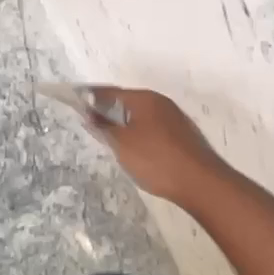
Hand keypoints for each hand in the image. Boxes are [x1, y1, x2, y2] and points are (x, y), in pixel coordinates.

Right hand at [77, 86, 227, 204]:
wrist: (200, 183)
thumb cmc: (155, 159)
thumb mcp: (121, 144)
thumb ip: (102, 126)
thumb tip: (88, 113)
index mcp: (144, 99)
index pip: (110, 91)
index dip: (90, 96)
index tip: (73, 101)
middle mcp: (161, 103)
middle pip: (127, 102)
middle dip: (107, 110)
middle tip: (89, 122)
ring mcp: (174, 118)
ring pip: (141, 115)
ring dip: (123, 123)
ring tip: (108, 137)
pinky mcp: (182, 135)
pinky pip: (152, 127)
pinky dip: (138, 132)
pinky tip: (133, 148)